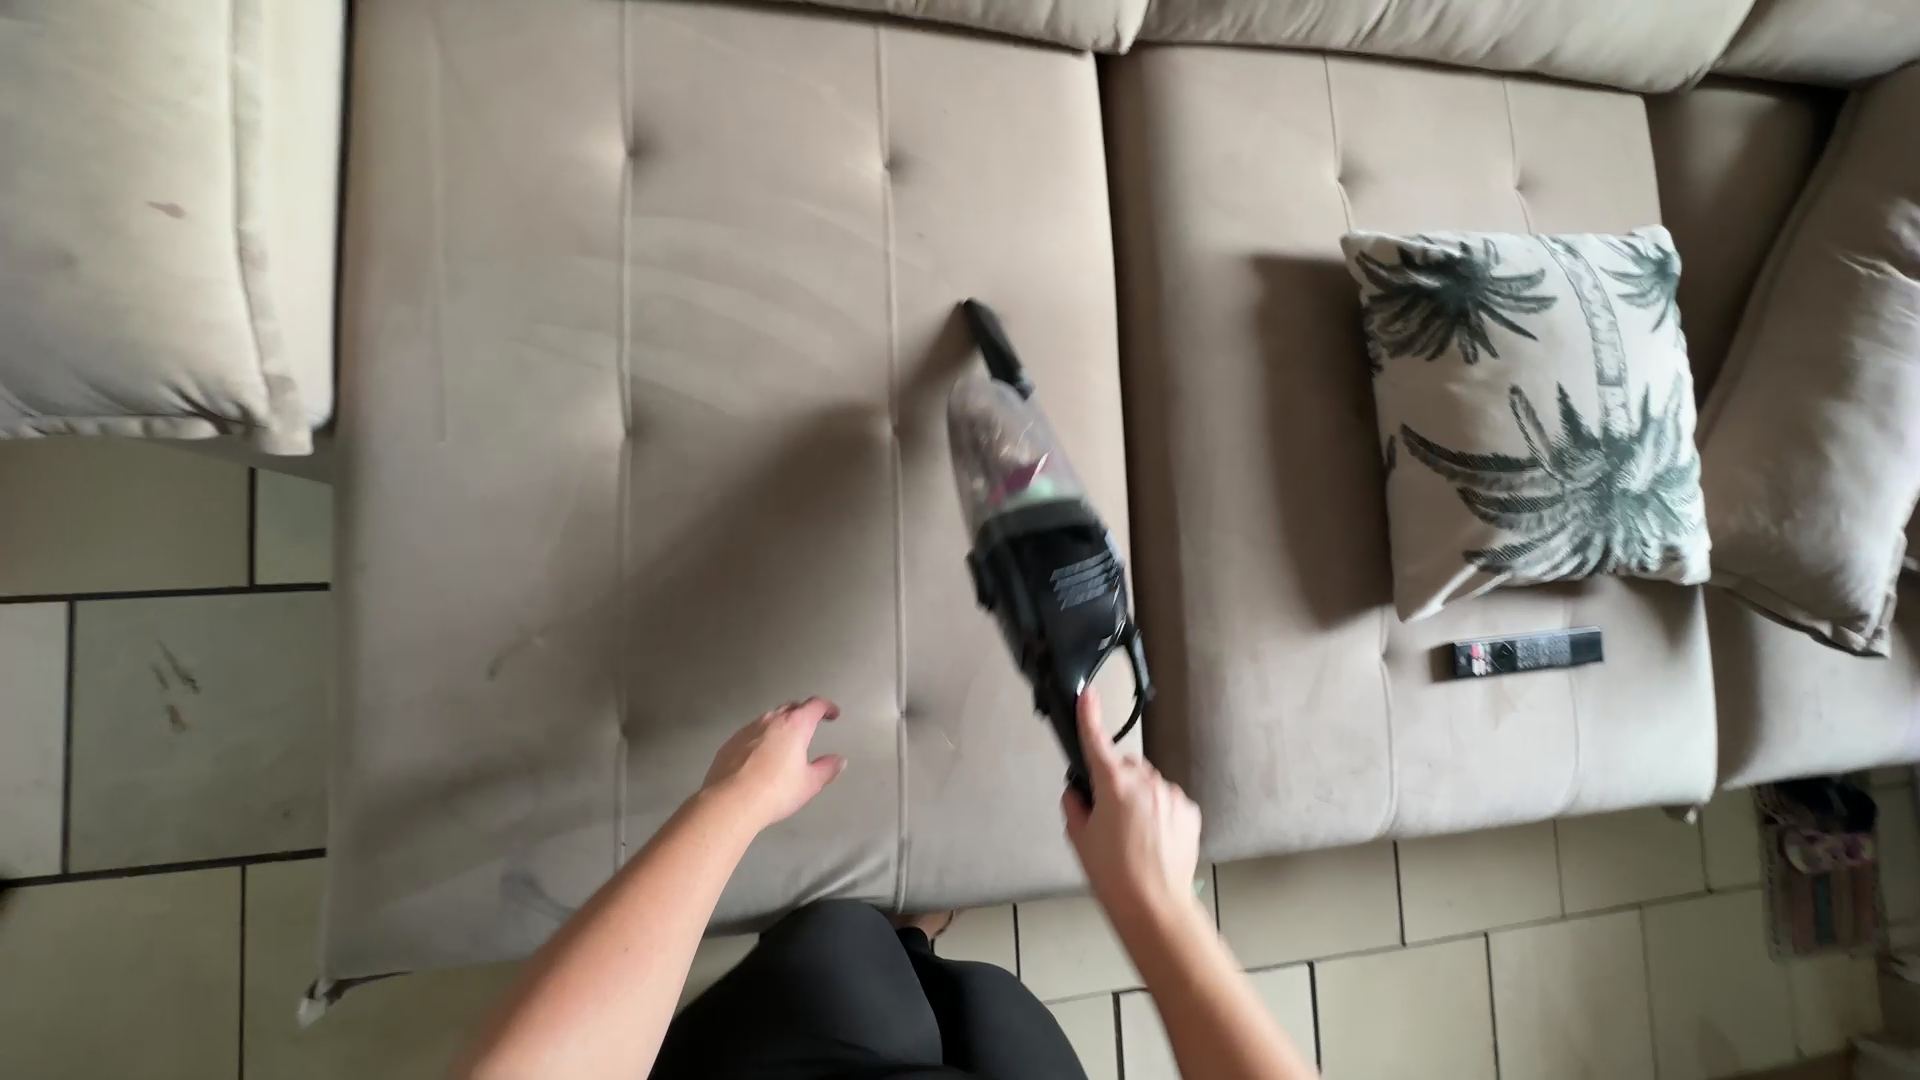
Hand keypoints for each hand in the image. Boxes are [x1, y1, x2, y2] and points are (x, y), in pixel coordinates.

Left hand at [702, 697, 846, 830]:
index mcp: (795, 725)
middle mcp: (771, 721)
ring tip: (784, 742)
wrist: (731, 803)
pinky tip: (759, 757)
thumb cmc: (775, 791)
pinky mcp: (730, 743)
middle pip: (790, 707)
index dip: (827, 707)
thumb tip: (839, 760)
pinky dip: (760, 738)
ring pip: (768, 719)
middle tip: (809, 726)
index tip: (832, 714)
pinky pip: (750, 733)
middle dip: (802, 713)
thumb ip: (827, 768)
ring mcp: (747, 730)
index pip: (815, 705)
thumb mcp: (809, 783)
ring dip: (780, 725)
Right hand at [1062, 690, 1201, 920]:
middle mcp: (1145, 783)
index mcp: (1114, 785)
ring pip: (1147, 782)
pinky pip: (1167, 799)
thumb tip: (1077, 793)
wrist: (1155, 907)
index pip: (1096, 742)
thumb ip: (1074, 805)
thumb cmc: (1114, 876)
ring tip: (1134, 834)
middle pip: (1124, 767)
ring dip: (1138, 796)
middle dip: (1115, 781)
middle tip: (1109, 817)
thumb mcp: (1079, 839)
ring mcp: (1171, 795)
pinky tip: (1153, 838)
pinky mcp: (1189, 811)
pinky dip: (1158, 810)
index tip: (1088, 694)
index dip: (1089, 715)